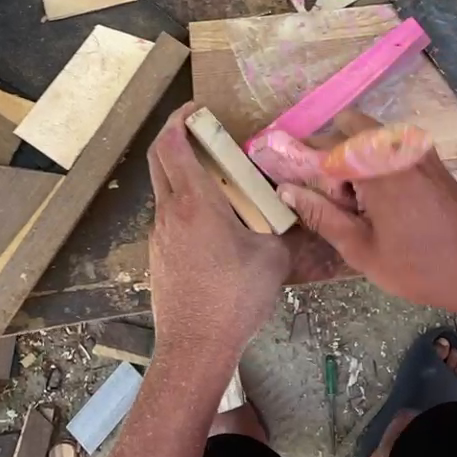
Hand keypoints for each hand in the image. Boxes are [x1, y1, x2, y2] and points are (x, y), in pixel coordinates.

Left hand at [146, 103, 291, 359]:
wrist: (195, 348)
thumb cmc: (234, 297)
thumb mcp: (273, 257)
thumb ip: (285, 227)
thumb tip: (298, 209)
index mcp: (194, 201)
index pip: (172, 144)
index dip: (179, 118)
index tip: (197, 108)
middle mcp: (169, 211)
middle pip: (157, 158)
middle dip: (174, 135)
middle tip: (201, 128)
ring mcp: (159, 234)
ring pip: (162, 187)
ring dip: (181, 170)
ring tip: (218, 177)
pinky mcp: (159, 254)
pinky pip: (168, 213)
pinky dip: (184, 199)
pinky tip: (213, 219)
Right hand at [279, 147, 456, 321]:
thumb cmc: (419, 264)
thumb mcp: (361, 249)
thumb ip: (322, 215)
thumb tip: (287, 191)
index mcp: (373, 163)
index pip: (321, 145)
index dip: (302, 162)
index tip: (292, 182)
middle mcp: (393, 143)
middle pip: (346, 125)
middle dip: (332, 153)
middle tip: (339, 197)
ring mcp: (414, 147)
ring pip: (368, 133)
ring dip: (355, 157)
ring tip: (362, 205)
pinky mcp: (428, 156)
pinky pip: (388, 144)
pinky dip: (375, 161)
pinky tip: (383, 202)